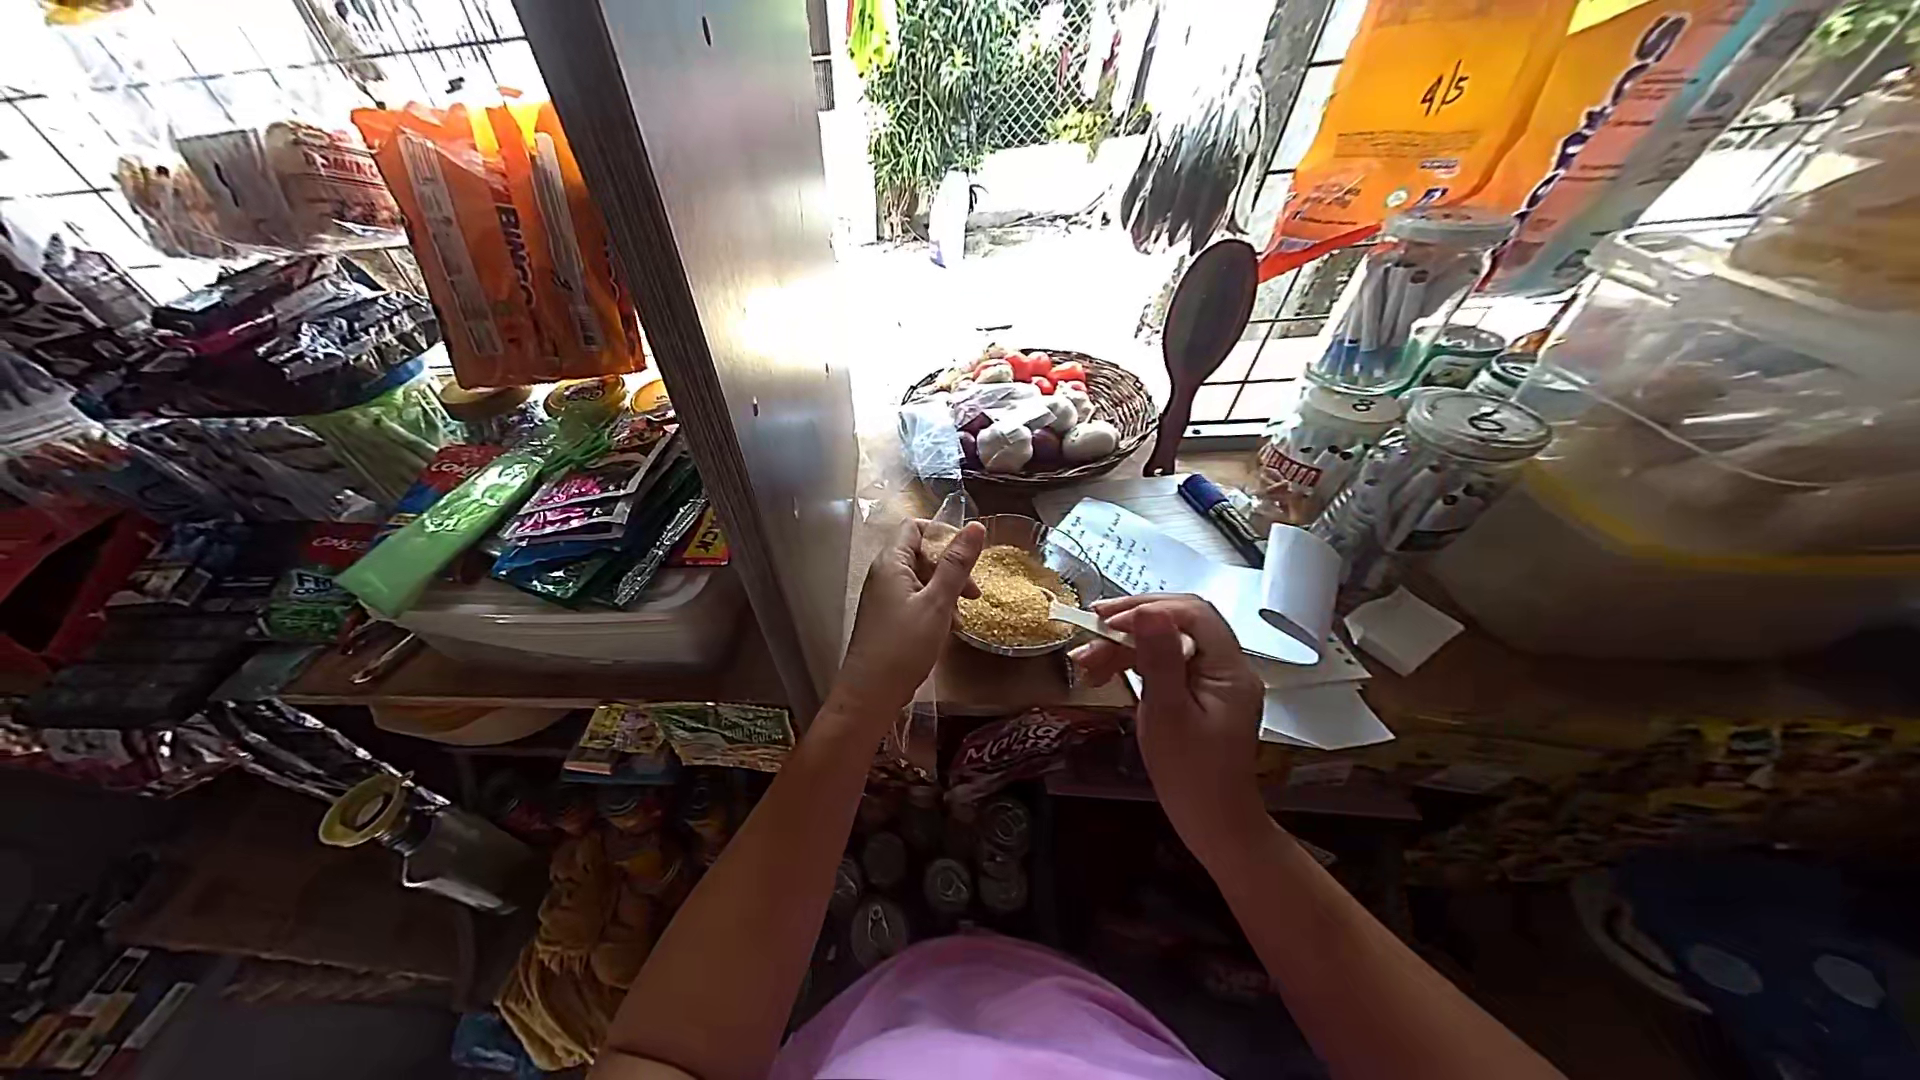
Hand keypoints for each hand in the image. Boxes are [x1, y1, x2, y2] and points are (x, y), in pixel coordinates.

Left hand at [831, 519, 985, 718]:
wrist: (870, 695)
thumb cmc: (904, 646)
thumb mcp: (937, 603)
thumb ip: (957, 564)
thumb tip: (976, 527)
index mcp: (891, 563)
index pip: (915, 527)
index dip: (943, 534)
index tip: (968, 556)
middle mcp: (884, 574)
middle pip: (921, 553)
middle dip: (950, 568)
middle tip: (973, 592)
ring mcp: (884, 597)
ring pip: (921, 579)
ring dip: (946, 591)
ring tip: (963, 616)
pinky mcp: (887, 617)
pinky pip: (915, 599)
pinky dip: (935, 607)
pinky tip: (948, 628)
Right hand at [1072, 594, 1265, 848]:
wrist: (1213, 823)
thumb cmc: (1190, 775)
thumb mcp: (1167, 714)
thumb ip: (1159, 658)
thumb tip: (1148, 611)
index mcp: (1230, 668)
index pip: (1193, 614)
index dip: (1148, 609)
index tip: (1107, 622)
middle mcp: (1227, 665)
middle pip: (1179, 622)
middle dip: (1132, 621)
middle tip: (1091, 626)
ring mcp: (1213, 678)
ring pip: (1166, 642)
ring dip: (1124, 645)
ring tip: (1084, 661)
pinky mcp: (1197, 691)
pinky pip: (1165, 663)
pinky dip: (1133, 664)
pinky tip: (1102, 673)